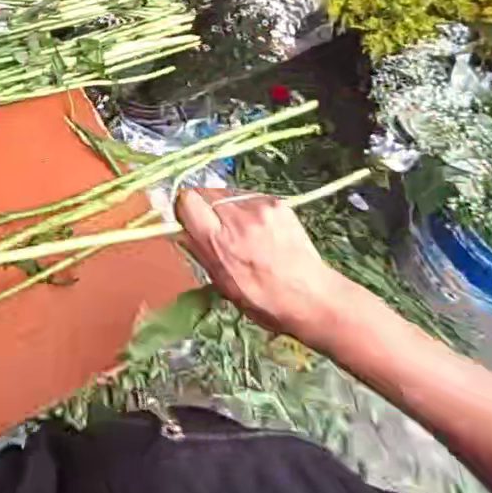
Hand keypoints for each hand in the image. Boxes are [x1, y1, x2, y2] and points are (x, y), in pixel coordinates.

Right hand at [175, 188, 360, 348]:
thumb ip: (198, 249)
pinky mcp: (276, 202)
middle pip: (204, 192)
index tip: (187, 219)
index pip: (187, 200)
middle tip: (214, 227)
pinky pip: (246, 196)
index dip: (183, 207)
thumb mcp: (222, 283)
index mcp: (220, 242)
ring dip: (223, 206)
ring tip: (239, 230)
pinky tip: (257, 228)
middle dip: (203, 206)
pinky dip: (244, 208)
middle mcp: (238, 218)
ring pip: (224, 192)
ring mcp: (259, 207)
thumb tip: (176, 226)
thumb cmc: (264, 300)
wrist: (315, 298)